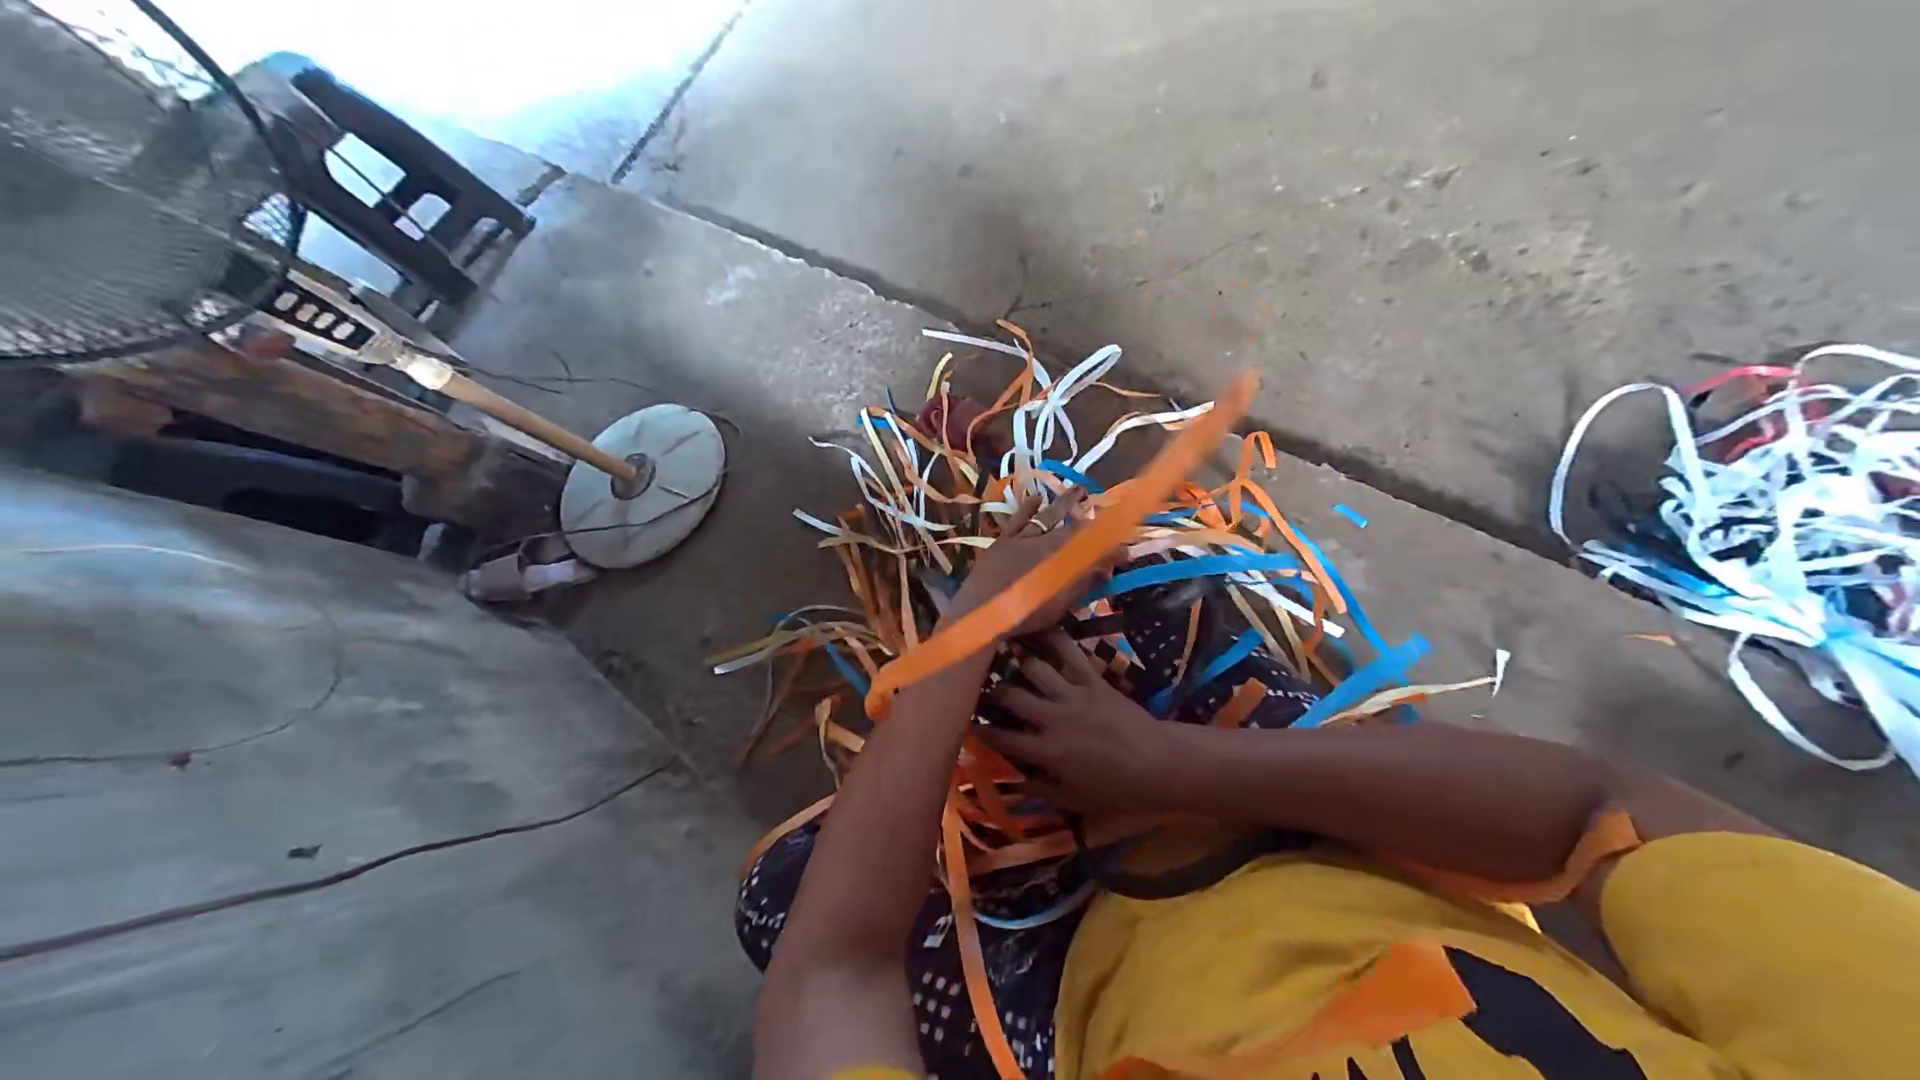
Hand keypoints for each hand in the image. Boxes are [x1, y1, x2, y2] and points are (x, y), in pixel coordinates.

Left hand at [947, 490, 1115, 639]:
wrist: (981, 613)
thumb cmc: (1023, 614)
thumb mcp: (1059, 603)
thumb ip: (1084, 582)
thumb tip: (1107, 566)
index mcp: (1059, 557)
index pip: (1091, 545)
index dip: (1109, 544)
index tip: (1124, 547)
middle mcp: (1043, 541)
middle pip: (1072, 526)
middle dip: (1091, 518)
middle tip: (1108, 512)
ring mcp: (1021, 539)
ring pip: (1047, 515)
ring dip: (1064, 503)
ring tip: (1079, 489)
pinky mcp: (1002, 541)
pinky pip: (1018, 519)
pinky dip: (1028, 507)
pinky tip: (1036, 498)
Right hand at [977, 631, 1187, 815]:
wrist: (1159, 763)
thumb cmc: (1117, 788)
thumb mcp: (1075, 800)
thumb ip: (1041, 789)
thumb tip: (1013, 781)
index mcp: (1047, 751)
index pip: (1003, 738)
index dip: (982, 730)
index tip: (969, 723)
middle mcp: (1053, 718)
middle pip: (1012, 696)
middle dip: (994, 691)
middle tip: (985, 686)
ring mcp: (1073, 694)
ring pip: (1034, 669)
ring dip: (1018, 662)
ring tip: (1005, 654)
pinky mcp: (1093, 679)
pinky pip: (1069, 653)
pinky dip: (1053, 638)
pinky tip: (1039, 626)